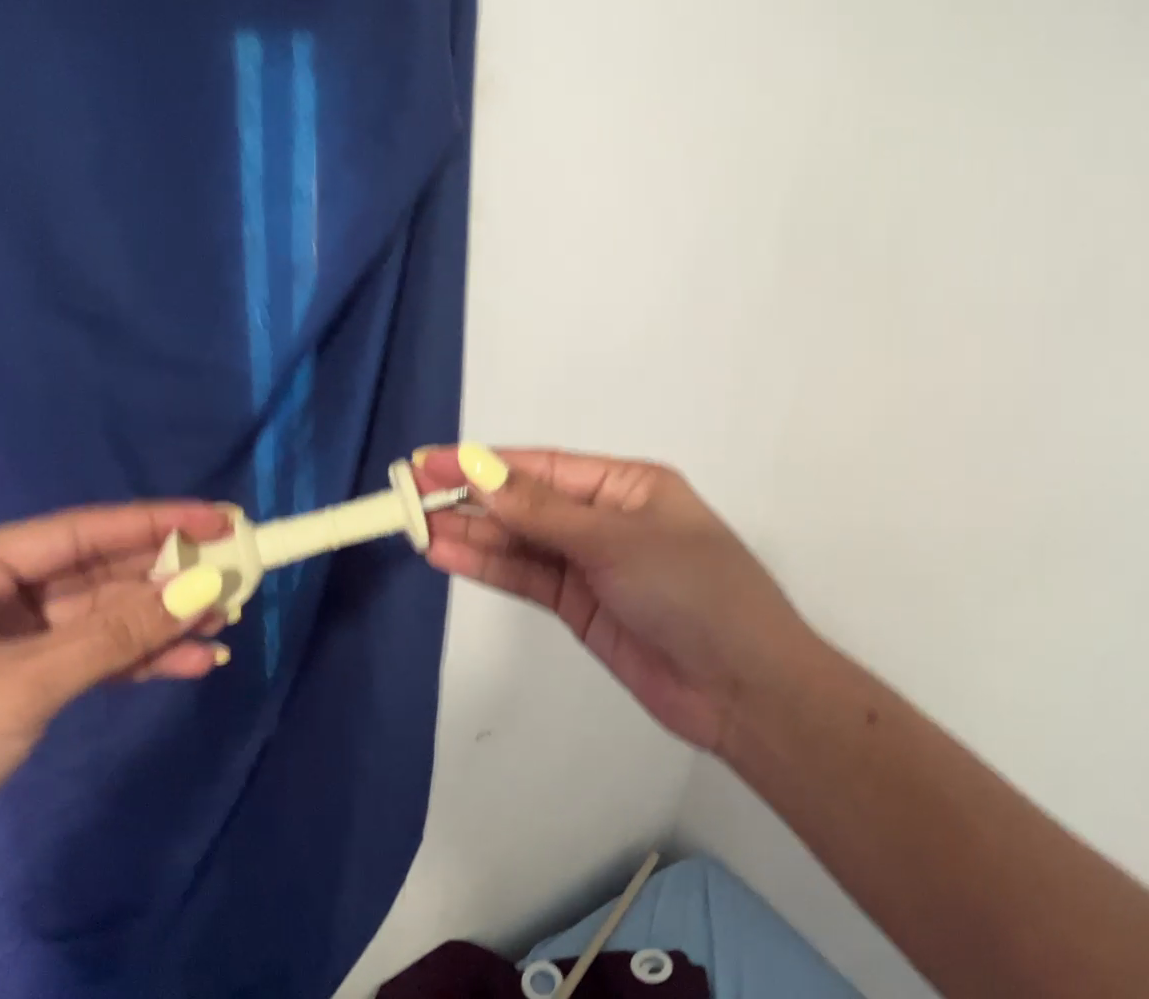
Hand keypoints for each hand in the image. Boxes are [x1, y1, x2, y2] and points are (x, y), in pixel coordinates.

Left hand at [0, 502, 234, 990]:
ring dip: (154, 628)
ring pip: (87, 626)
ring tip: (225, 628)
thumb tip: (205, 586)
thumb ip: (116, 633)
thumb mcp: (17, 686)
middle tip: (238, 582)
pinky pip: (75, 667)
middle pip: (86, 578)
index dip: (156, 524)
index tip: (224, 521)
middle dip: (163, 582)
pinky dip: (127, 666)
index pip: (75, 532)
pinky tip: (183, 666)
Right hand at [413, 446, 813, 751]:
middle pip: (527, 503)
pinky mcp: (581, 608)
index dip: (484, 464)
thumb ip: (541, 512)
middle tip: (407, 495)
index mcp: (628, 486)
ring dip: (473, 535)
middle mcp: (607, 519)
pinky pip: (528, 579)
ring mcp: (593, 566)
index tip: (430, 461)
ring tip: (415, 526)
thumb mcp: (615, 541)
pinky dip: (490, 567)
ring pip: (522, 543)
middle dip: (471, 499)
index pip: (543, 467)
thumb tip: (480, 470)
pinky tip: (449, 555)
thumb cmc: (691, 591)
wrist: (740, 687)